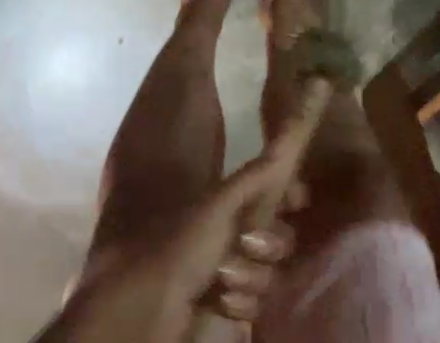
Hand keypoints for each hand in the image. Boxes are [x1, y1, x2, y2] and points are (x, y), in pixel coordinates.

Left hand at [46, 136, 308, 342]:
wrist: (142, 308)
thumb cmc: (178, 245)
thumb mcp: (219, 204)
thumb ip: (257, 174)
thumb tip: (286, 132)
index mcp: (227, 202)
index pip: (273, 191)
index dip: (289, 196)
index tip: (298, 200)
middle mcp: (229, 232)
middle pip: (280, 237)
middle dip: (270, 245)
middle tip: (248, 244)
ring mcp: (227, 270)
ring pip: (270, 274)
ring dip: (252, 278)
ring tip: (223, 280)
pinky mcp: (224, 305)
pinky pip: (255, 304)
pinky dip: (240, 304)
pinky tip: (221, 303)